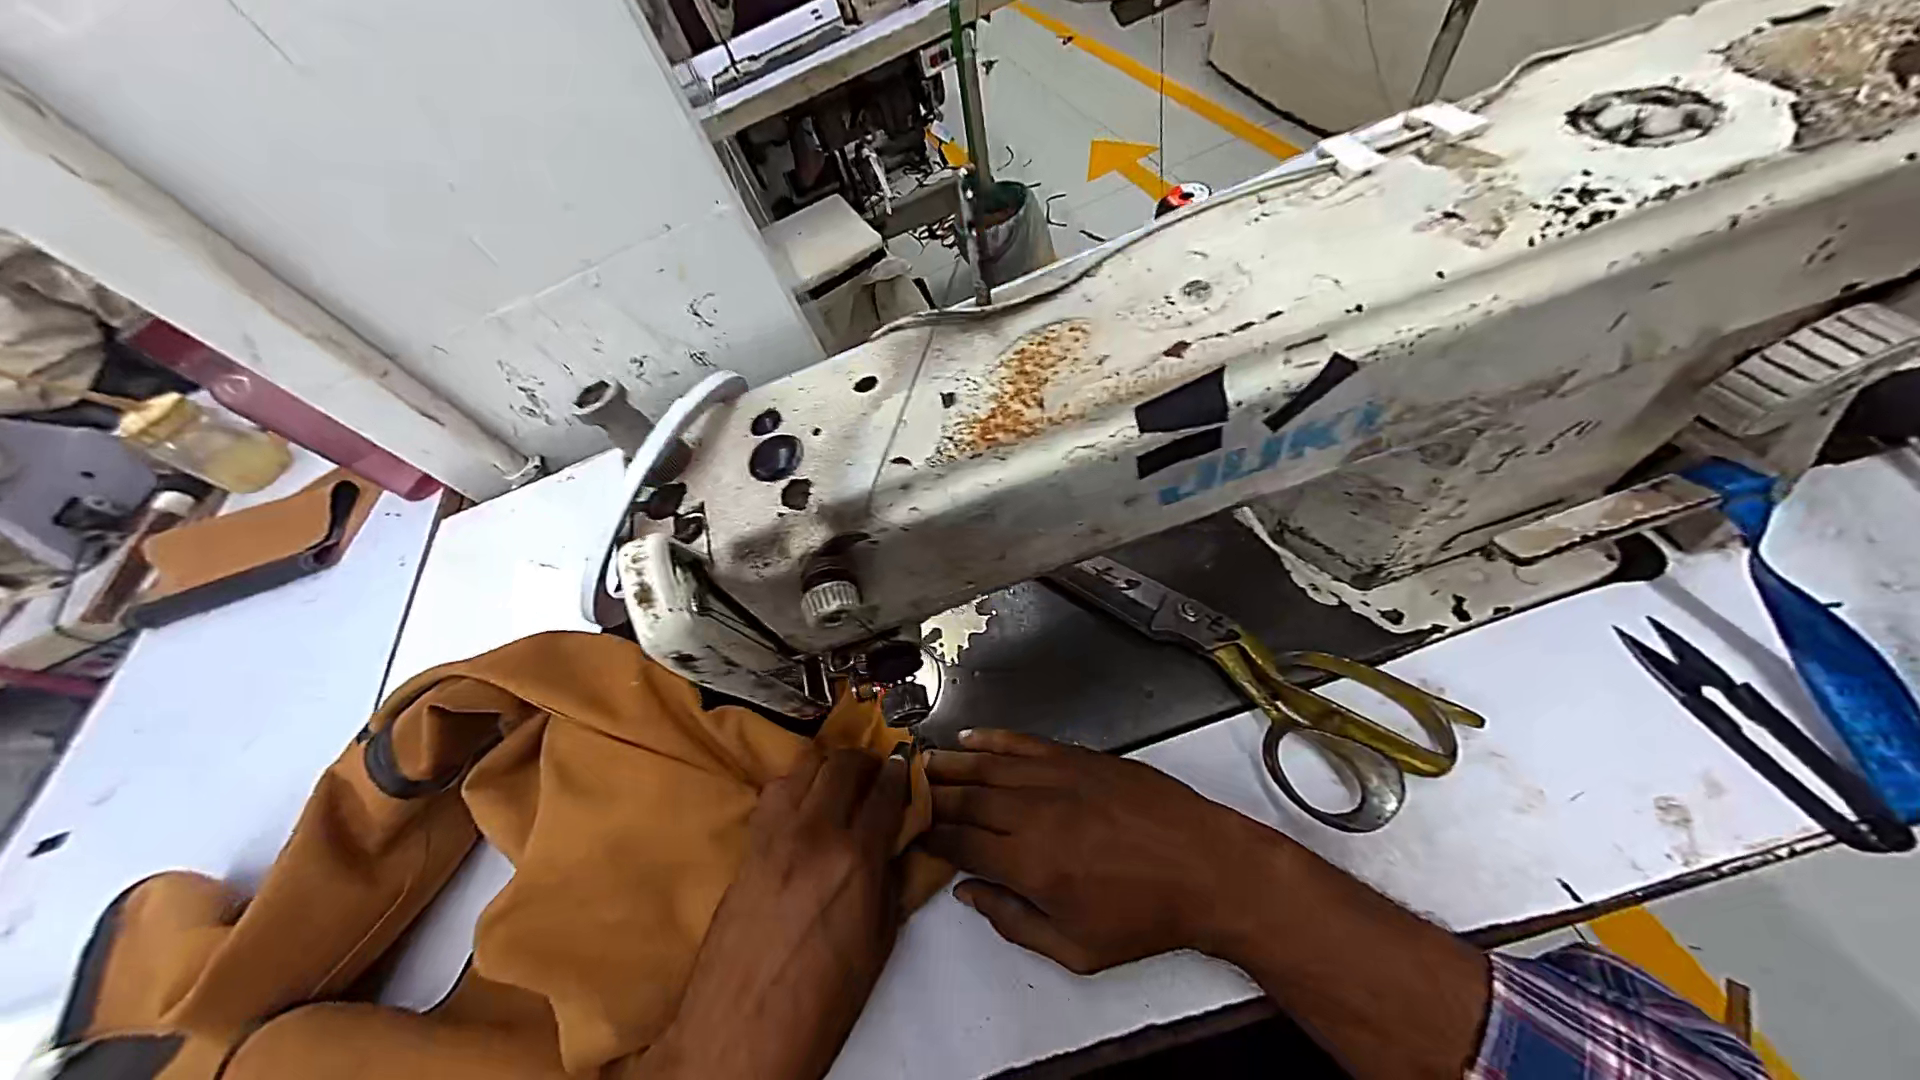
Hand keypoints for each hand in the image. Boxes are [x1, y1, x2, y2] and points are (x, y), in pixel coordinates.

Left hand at [641, 748, 909, 1079]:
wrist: (741, 1032)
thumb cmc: (822, 998)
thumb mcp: (878, 940)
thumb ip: (892, 878)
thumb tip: (900, 841)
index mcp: (856, 860)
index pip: (886, 793)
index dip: (901, 773)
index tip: (906, 765)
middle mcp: (815, 834)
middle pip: (844, 766)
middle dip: (867, 760)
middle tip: (877, 770)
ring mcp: (775, 835)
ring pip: (805, 767)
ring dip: (830, 765)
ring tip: (842, 778)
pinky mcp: (748, 845)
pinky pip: (775, 792)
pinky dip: (796, 783)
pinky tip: (804, 801)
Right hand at [922, 728, 1274, 972]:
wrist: (1206, 867)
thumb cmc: (1146, 915)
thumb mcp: (1076, 948)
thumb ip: (1013, 921)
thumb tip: (970, 893)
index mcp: (1031, 863)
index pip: (961, 843)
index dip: (931, 836)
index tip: (914, 831)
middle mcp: (1036, 814)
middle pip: (966, 798)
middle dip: (931, 795)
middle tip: (905, 789)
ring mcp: (1057, 778)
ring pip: (987, 766)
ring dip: (951, 763)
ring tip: (923, 760)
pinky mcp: (1078, 758)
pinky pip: (1024, 744)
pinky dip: (993, 739)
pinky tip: (970, 738)